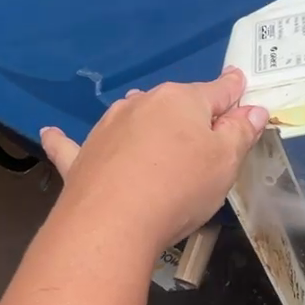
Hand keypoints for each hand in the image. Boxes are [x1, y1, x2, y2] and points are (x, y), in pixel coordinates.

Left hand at [38, 69, 267, 257]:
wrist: (113, 223)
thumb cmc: (181, 187)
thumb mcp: (226, 162)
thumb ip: (240, 133)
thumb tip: (252, 108)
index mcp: (183, 101)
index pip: (218, 91)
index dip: (234, 90)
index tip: (241, 82)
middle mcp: (142, 103)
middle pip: (176, 105)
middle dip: (192, 116)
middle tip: (208, 141)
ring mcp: (107, 127)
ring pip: (135, 118)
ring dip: (148, 125)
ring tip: (157, 142)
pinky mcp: (82, 156)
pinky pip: (74, 143)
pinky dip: (66, 140)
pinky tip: (52, 134)